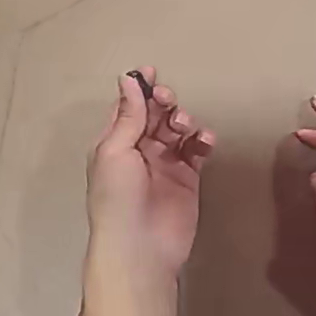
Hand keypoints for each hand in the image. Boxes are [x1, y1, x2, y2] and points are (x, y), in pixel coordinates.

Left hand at [86, 68, 215, 282]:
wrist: (140, 243)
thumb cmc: (117, 195)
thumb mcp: (116, 150)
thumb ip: (128, 116)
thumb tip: (127, 79)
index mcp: (112, 141)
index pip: (126, 108)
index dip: (138, 89)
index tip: (150, 72)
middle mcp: (137, 149)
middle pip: (154, 115)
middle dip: (163, 103)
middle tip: (170, 101)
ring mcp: (163, 163)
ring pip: (177, 131)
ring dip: (183, 121)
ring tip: (184, 127)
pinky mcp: (187, 178)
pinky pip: (196, 152)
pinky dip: (201, 142)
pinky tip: (203, 142)